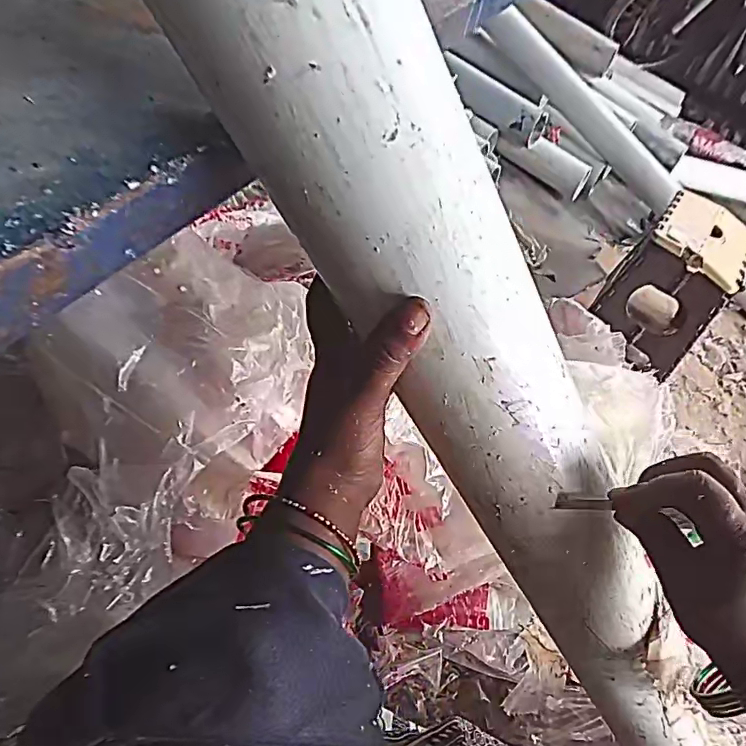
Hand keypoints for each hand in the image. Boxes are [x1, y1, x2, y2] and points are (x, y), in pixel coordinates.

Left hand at [272, 281, 431, 545]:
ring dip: (386, 322)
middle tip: (404, 266)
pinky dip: (401, 355)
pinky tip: (422, 354)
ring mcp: (355, 388)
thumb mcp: (361, 401)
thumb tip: (415, 309)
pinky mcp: (372, 410)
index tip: (360, 242)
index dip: (334, 271)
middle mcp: (339, 366)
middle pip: (349, 317)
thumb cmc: (336, 452)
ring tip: (421, 300)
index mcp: (331, 357)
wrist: (331, 503)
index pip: (323, 302)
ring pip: (369, 342)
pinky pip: (387, 369)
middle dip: (368, 290)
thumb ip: (384, 358)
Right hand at [611, 453, 745, 683]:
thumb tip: (625, 506)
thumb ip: (653, 534)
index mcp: (739, 533)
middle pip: (707, 467)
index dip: (650, 488)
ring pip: (714, 474)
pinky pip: (718, 491)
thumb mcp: (678, 578)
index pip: (694, 485)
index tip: (621, 502)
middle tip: (634, 495)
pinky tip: (666, 513)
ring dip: (674, 480)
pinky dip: (687, 492)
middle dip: (663, 474)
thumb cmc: (720, 621)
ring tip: (646, 502)